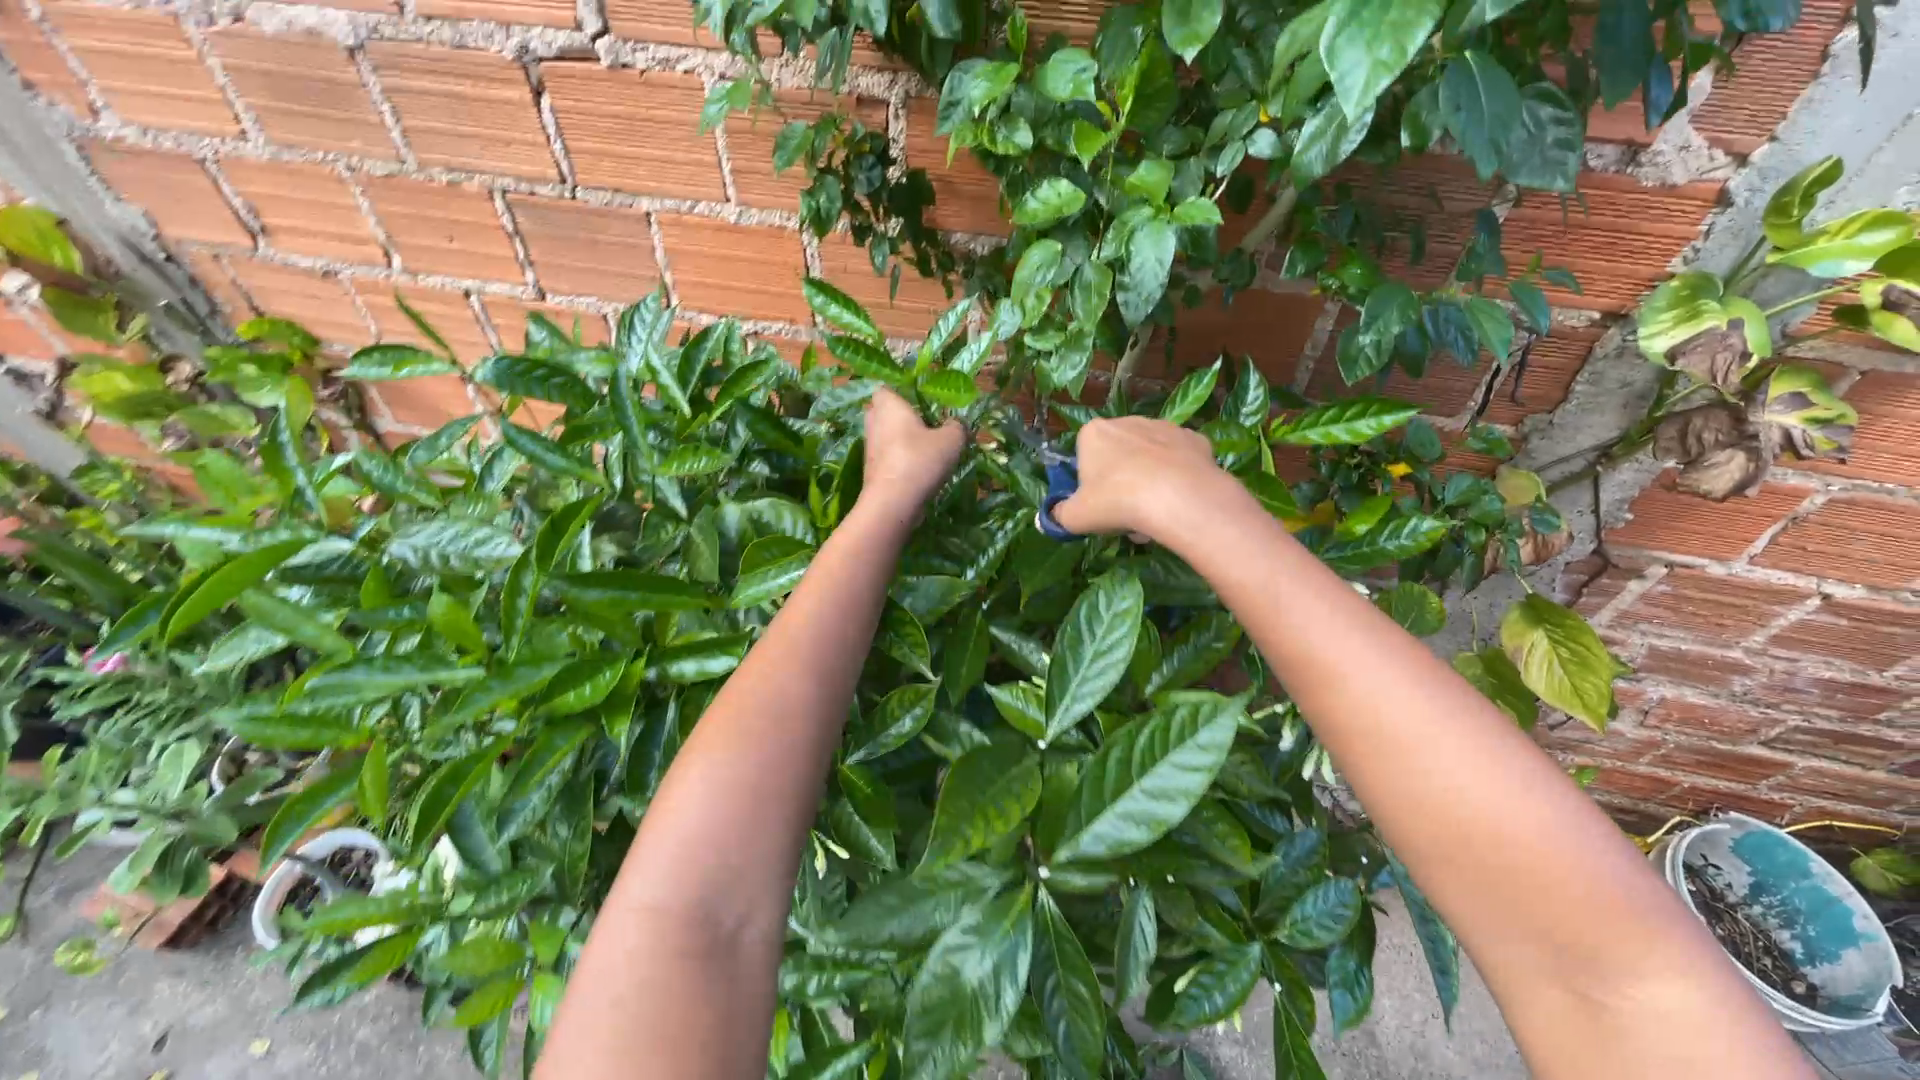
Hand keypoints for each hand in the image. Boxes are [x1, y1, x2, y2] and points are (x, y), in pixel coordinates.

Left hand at [858, 388, 964, 512]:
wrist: (893, 502)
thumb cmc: (920, 460)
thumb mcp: (951, 440)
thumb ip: (955, 426)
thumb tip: (954, 425)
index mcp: (888, 404)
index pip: (885, 388)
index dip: (900, 393)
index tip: (919, 402)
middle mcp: (873, 422)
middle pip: (883, 412)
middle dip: (900, 417)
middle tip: (925, 425)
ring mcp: (869, 447)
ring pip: (885, 436)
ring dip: (901, 441)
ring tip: (926, 450)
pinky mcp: (871, 470)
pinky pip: (887, 457)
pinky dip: (899, 460)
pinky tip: (918, 470)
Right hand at [1051, 416, 1230, 541]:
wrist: (1177, 497)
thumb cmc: (1116, 501)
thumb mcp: (1075, 517)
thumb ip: (1060, 514)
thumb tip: (1054, 515)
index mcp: (1094, 432)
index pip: (1085, 455)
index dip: (1090, 483)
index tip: (1099, 504)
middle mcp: (1128, 421)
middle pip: (1119, 455)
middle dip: (1122, 482)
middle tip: (1126, 515)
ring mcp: (1165, 427)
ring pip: (1151, 458)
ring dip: (1149, 481)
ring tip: (1154, 516)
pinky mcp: (1196, 439)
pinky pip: (1180, 461)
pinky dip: (1178, 478)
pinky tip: (1179, 501)